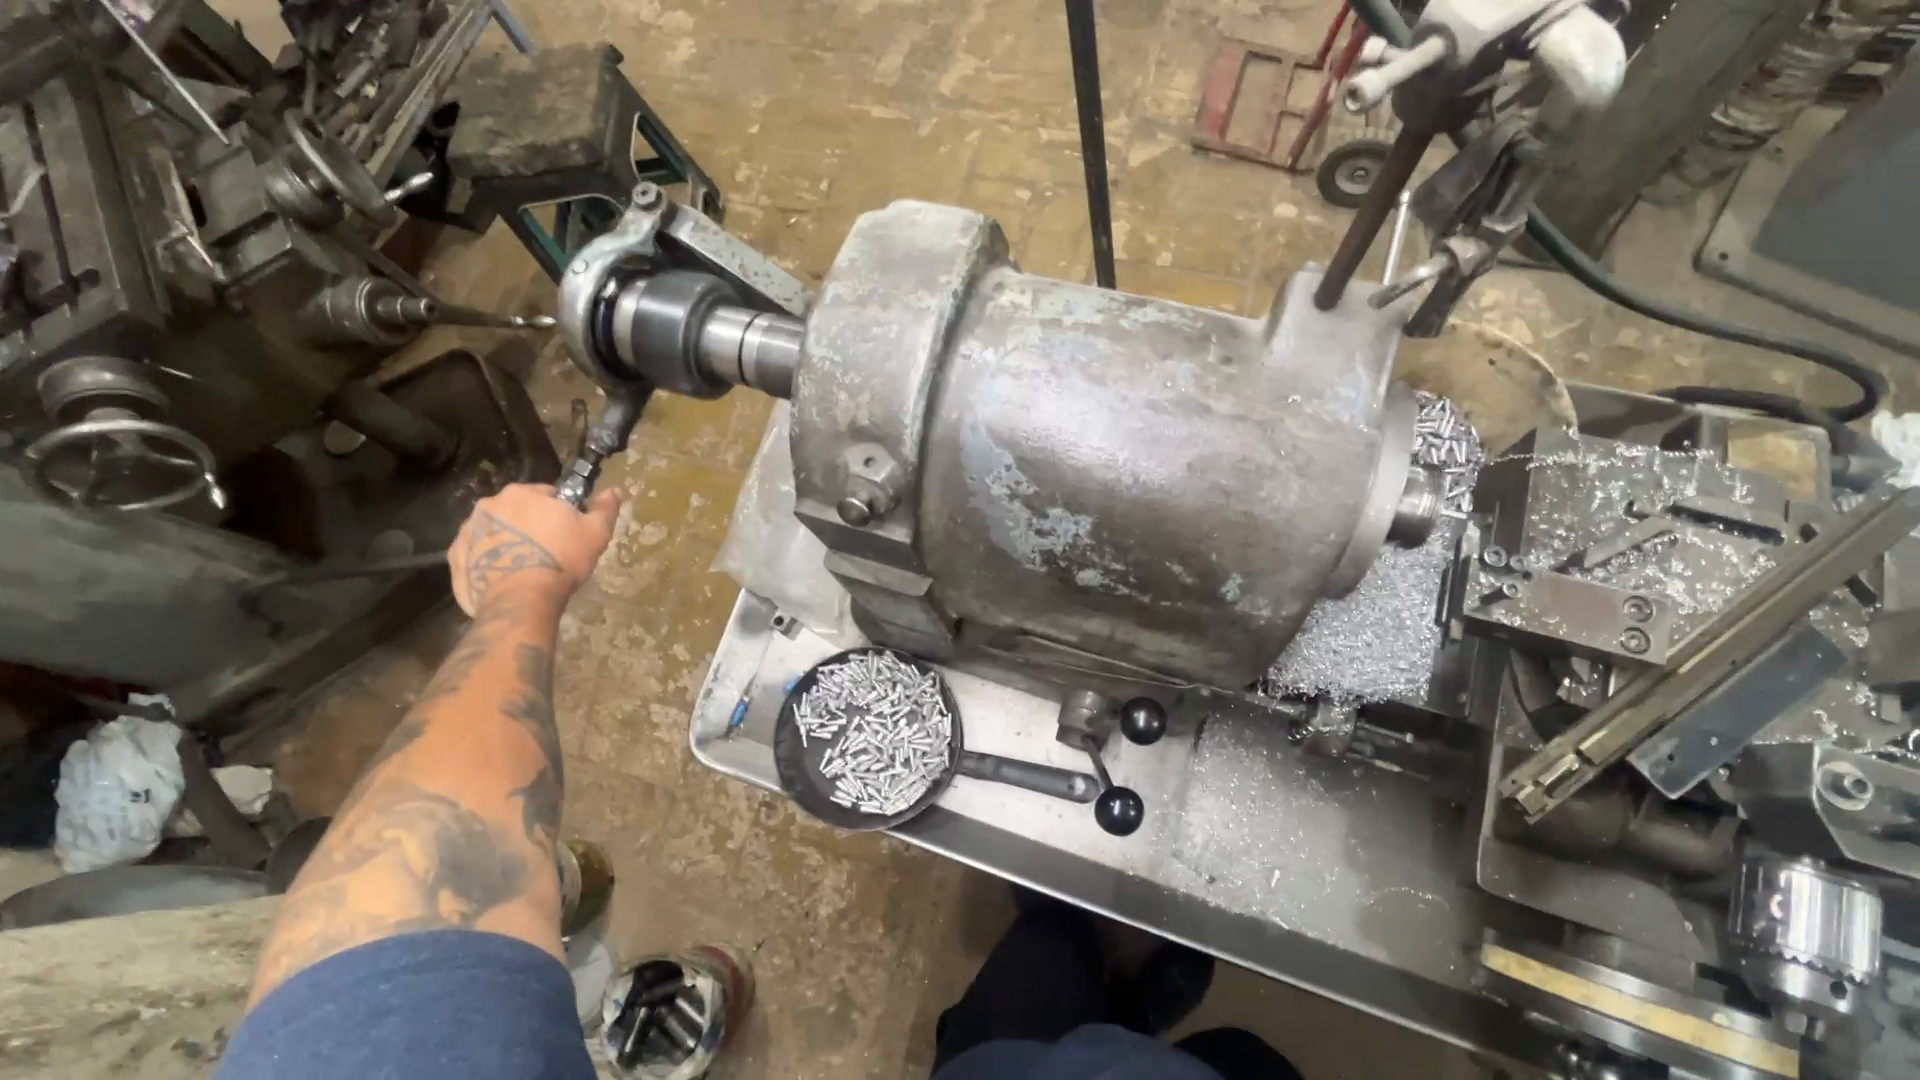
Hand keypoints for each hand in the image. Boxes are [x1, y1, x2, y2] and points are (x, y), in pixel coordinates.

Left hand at [447, 484, 619, 616]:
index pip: (545, 494)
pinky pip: (475, 553)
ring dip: (507, 541)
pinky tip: (505, 577)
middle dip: (529, 525)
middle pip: (515, 511)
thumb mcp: (596, 533)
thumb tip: (615, 490)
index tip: (567, 531)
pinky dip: (488, 561)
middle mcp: (488, 505)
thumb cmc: (561, 559)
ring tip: (525, 566)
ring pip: (494, 531)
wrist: (521, 599)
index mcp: (521, 493)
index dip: (559, 512)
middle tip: (547, 550)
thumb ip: (605, 508)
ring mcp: (467, 530)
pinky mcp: (455, 557)